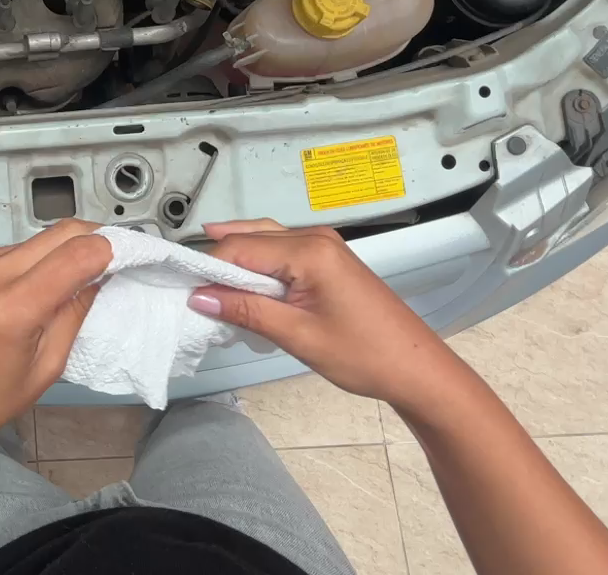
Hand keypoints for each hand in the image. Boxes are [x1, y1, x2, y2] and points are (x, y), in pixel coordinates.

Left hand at [0, 219, 110, 461]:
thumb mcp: (44, 369)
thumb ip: (74, 315)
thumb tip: (99, 278)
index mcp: (13, 305)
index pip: (78, 253)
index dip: (112, 249)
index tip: (131, 257)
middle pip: (61, 232)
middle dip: (95, 240)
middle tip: (116, 261)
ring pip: (40, 238)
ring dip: (66, 250)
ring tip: (79, 280)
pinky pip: (17, 248)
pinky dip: (39, 259)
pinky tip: (41, 286)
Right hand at [186, 220, 461, 412]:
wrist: (420, 371)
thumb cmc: (365, 355)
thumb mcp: (298, 336)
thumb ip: (245, 311)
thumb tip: (199, 297)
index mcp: (308, 250)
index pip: (239, 249)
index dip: (209, 269)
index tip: (187, 292)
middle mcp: (314, 237)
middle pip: (248, 237)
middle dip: (218, 259)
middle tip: (190, 284)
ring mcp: (322, 244)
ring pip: (262, 239)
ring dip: (235, 259)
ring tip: (207, 280)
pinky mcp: (326, 257)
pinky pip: (278, 249)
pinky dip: (256, 262)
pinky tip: (241, 280)